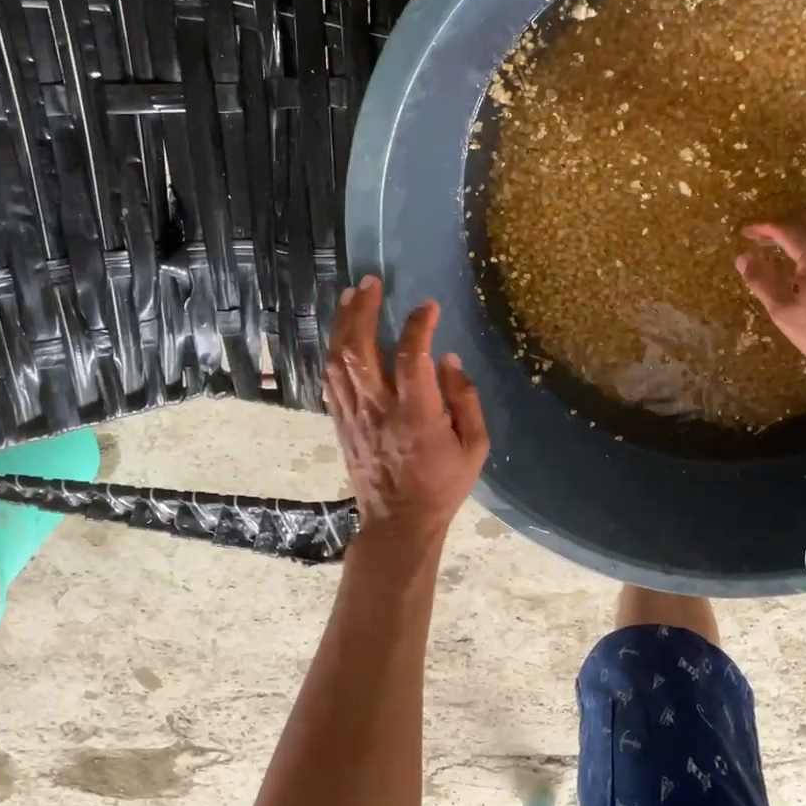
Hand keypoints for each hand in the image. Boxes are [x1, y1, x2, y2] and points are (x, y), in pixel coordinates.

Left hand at [324, 276, 489, 551]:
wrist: (399, 523)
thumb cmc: (443, 485)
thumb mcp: (475, 447)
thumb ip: (466, 401)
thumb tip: (449, 361)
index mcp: (417, 415)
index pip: (412, 356)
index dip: (419, 325)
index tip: (429, 307)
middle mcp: (379, 409)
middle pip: (359, 349)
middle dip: (362, 310)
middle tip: (371, 282)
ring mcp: (354, 416)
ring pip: (337, 361)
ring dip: (342, 324)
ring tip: (350, 296)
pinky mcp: (341, 424)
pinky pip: (330, 381)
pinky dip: (334, 352)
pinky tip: (340, 336)